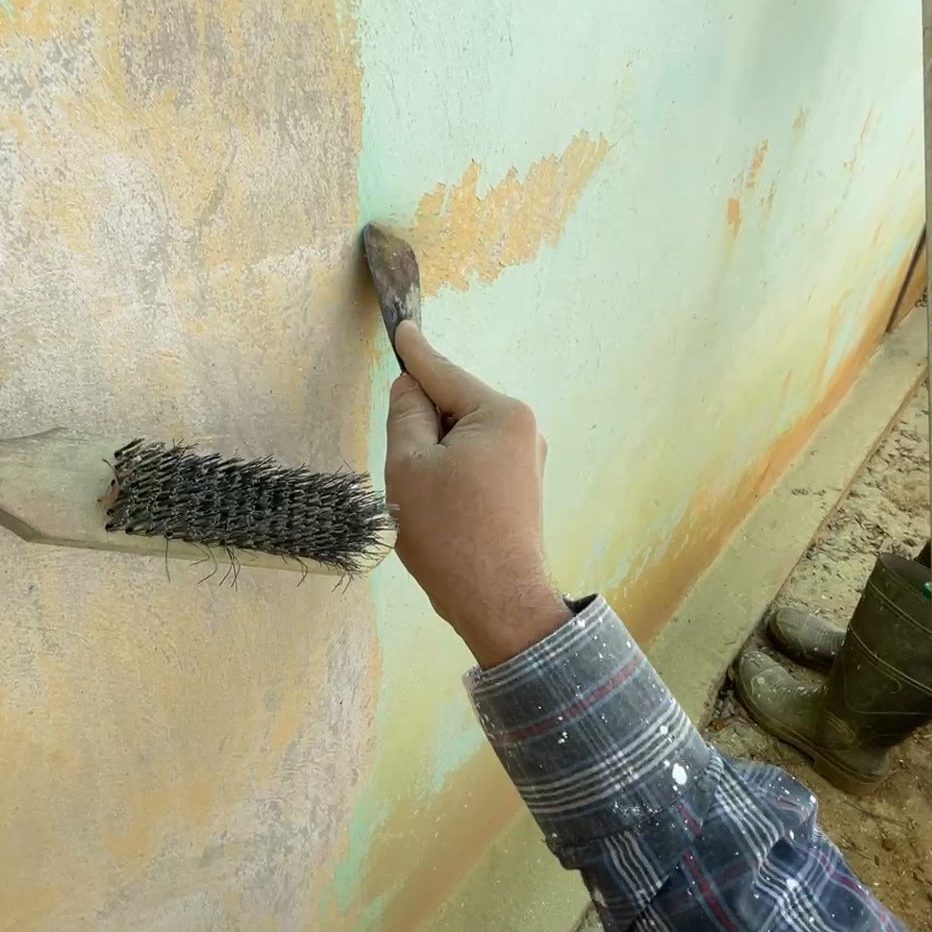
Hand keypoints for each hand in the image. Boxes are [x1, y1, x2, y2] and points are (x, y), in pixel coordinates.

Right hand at [385, 322, 567, 666]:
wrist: (500, 604)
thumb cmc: (449, 533)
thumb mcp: (409, 467)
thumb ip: (406, 415)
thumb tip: (411, 388)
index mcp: (499, 413)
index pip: (443, 373)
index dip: (414, 354)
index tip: (402, 327)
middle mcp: (523, 428)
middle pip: (453, 406)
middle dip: (422, 424)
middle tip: (404, 470)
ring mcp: (528, 459)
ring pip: (462, 437)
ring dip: (434, 453)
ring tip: (425, 501)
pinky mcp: (524, 487)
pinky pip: (476, 460)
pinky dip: (451, 470)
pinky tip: (443, 509)